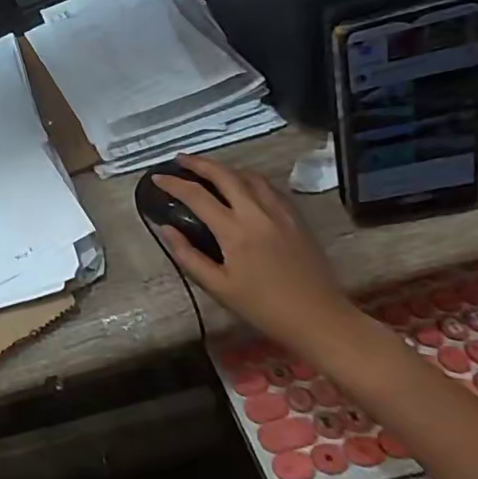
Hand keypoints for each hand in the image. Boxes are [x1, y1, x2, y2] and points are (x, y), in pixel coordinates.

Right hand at [152, 154, 358, 352]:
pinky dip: (249, 180)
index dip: (173, 184)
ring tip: (209, 170)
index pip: (197, 196)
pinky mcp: (297, 219)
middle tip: (180, 160)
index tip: (157, 178)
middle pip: (225, 175)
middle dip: (200, 163)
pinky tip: (243, 187)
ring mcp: (281, 213)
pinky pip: (270, 188)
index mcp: (235, 231)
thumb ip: (188, 255)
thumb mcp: (217, 286)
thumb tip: (166, 229)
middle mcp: (258, 214)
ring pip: (250, 177)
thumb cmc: (263, 306)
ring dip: (226, 168)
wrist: (320, 319)